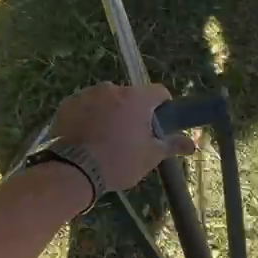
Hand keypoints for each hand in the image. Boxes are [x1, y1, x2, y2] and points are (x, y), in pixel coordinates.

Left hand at [53, 83, 196, 191]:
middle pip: (129, 96)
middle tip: (130, 135)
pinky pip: (84, 106)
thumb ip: (171, 144)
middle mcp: (110, 88)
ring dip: (108, 111)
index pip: (158, 92)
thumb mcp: (150, 156)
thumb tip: (191, 144)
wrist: (75, 169)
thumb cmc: (120, 161)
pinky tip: (86, 135)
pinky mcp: (67, 103)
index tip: (158, 123)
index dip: (162, 106)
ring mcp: (86, 94)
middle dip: (132, 111)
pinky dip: (88, 115)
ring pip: (105, 99)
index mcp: (136, 98)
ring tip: (105, 137)